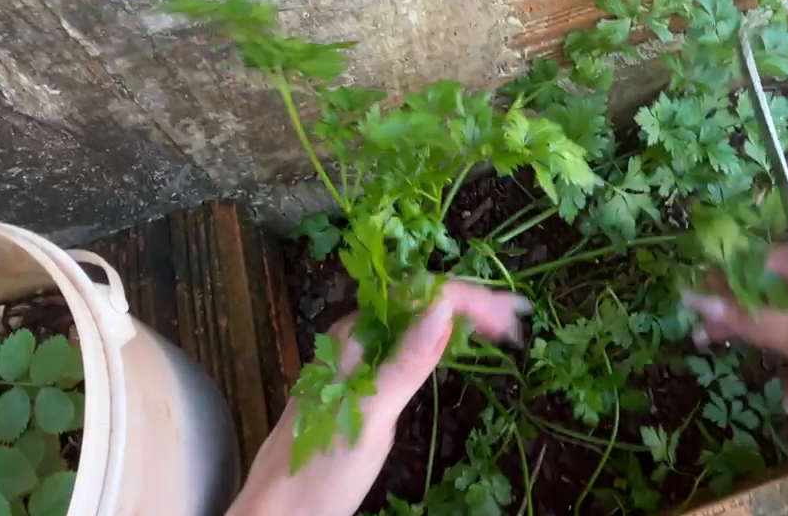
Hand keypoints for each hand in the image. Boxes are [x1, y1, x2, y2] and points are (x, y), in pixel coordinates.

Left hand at [227, 281, 529, 515]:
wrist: (274, 515)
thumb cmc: (320, 469)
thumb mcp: (371, 417)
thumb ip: (406, 361)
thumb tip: (444, 306)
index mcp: (356, 334)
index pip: (420, 295)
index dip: (467, 299)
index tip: (507, 316)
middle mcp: (358, 337)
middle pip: (421, 303)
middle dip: (469, 303)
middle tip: (514, 319)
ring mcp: (360, 360)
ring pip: (417, 323)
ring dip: (459, 318)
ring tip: (498, 325)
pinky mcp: (365, 384)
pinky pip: (409, 347)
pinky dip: (441, 342)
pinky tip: (457, 345)